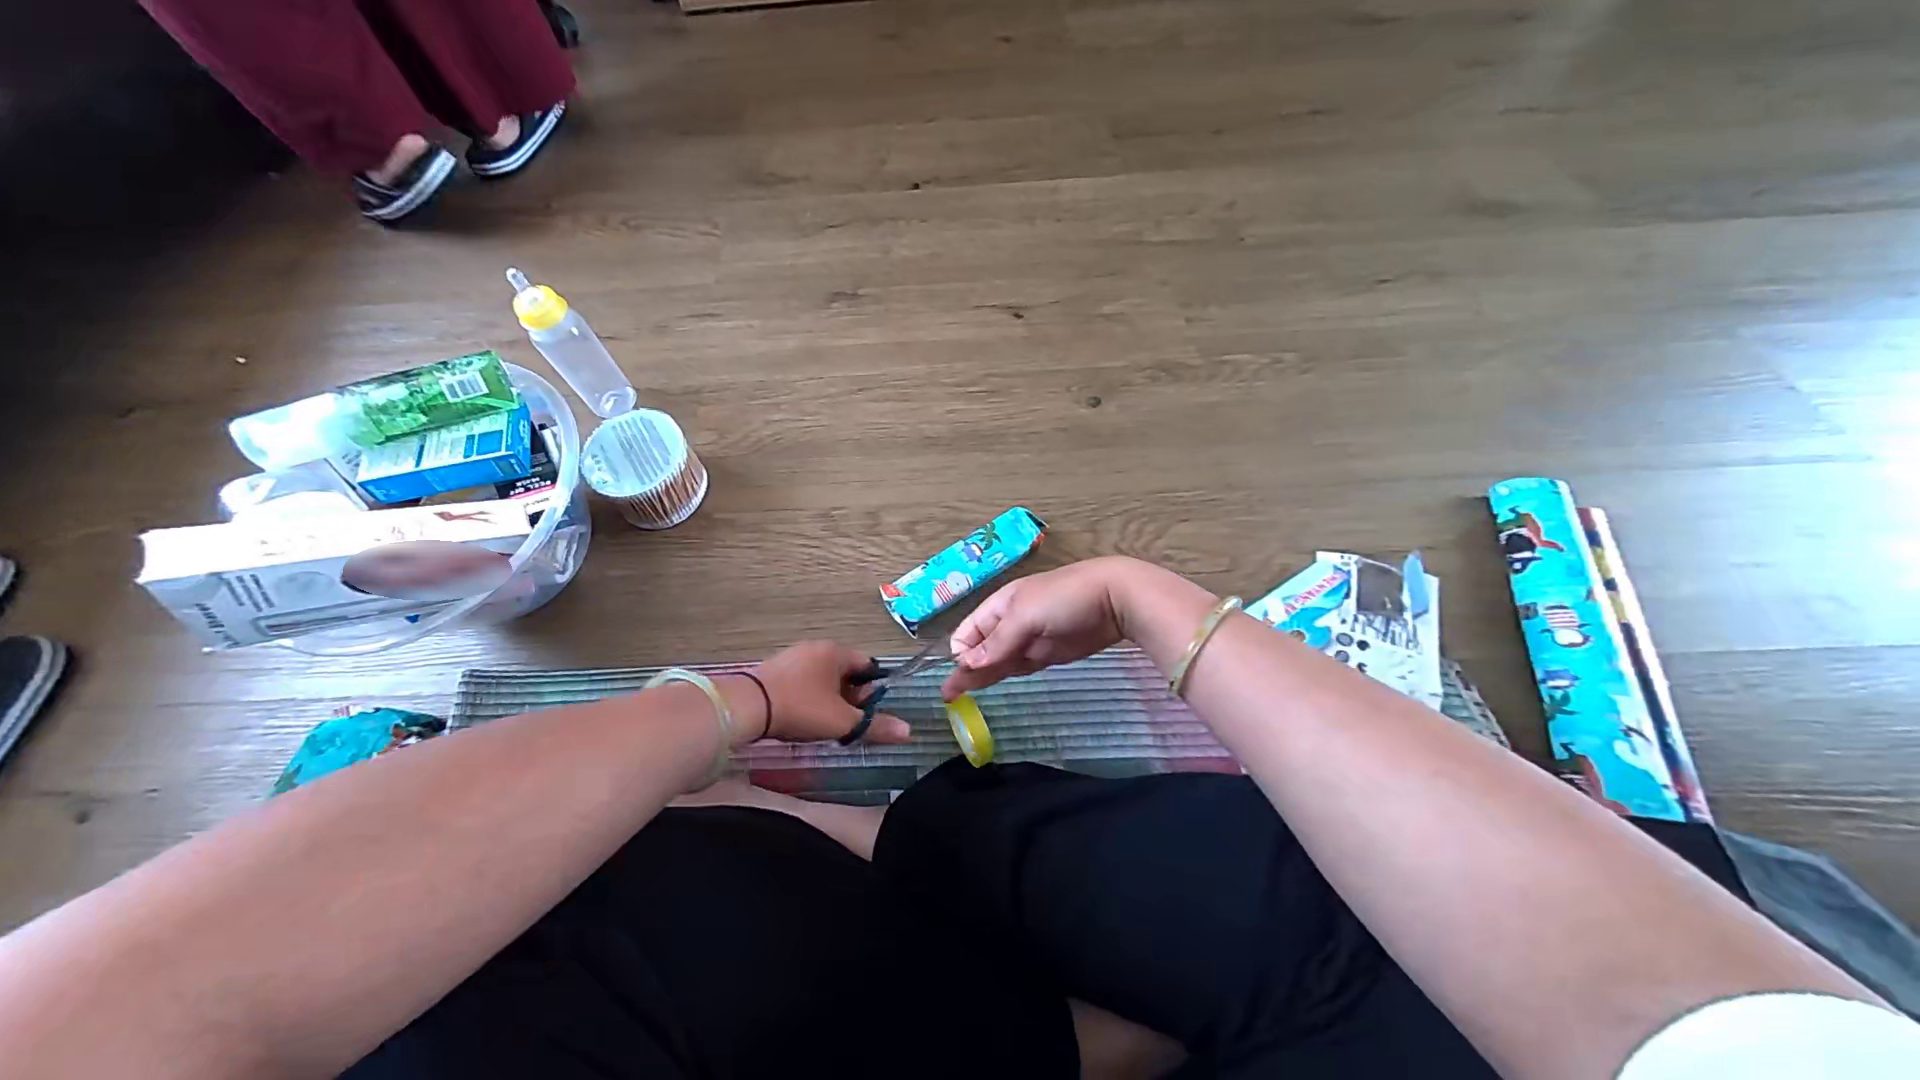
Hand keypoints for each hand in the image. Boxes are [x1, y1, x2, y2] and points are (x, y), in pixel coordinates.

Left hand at [751, 641, 911, 743]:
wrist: (745, 708)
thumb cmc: (800, 708)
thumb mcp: (841, 722)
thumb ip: (875, 726)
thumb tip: (908, 732)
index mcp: (836, 652)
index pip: (868, 664)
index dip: (874, 689)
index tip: (869, 711)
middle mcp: (815, 648)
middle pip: (845, 671)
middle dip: (851, 697)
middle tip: (847, 722)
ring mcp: (792, 657)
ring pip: (822, 678)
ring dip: (829, 700)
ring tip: (825, 725)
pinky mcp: (774, 671)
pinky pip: (802, 683)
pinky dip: (808, 699)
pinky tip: (801, 718)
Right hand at [940, 557, 1141, 699]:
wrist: (1115, 598)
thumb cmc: (1065, 598)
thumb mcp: (1025, 615)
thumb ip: (996, 643)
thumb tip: (966, 666)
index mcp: (998, 606)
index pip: (967, 632)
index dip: (961, 653)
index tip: (964, 673)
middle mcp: (1008, 623)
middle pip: (979, 650)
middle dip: (964, 670)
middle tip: (948, 697)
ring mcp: (1027, 640)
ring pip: (996, 661)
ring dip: (979, 677)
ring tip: (957, 698)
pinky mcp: (1045, 655)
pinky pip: (1016, 667)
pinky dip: (1001, 676)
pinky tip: (986, 685)